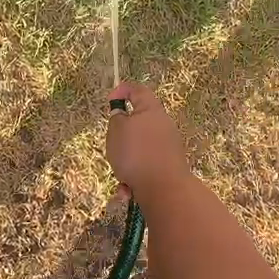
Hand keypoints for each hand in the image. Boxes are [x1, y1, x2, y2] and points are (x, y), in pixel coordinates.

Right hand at [105, 82, 194, 201]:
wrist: (163, 188)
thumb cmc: (135, 153)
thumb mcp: (116, 130)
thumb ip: (116, 118)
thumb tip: (122, 115)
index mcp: (151, 110)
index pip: (137, 90)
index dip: (122, 90)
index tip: (110, 101)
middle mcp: (163, 124)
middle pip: (139, 120)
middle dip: (123, 132)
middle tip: (113, 140)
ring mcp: (168, 144)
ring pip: (140, 145)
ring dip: (127, 156)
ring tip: (120, 170)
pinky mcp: (168, 163)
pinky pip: (146, 162)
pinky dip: (135, 172)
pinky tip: (128, 186)